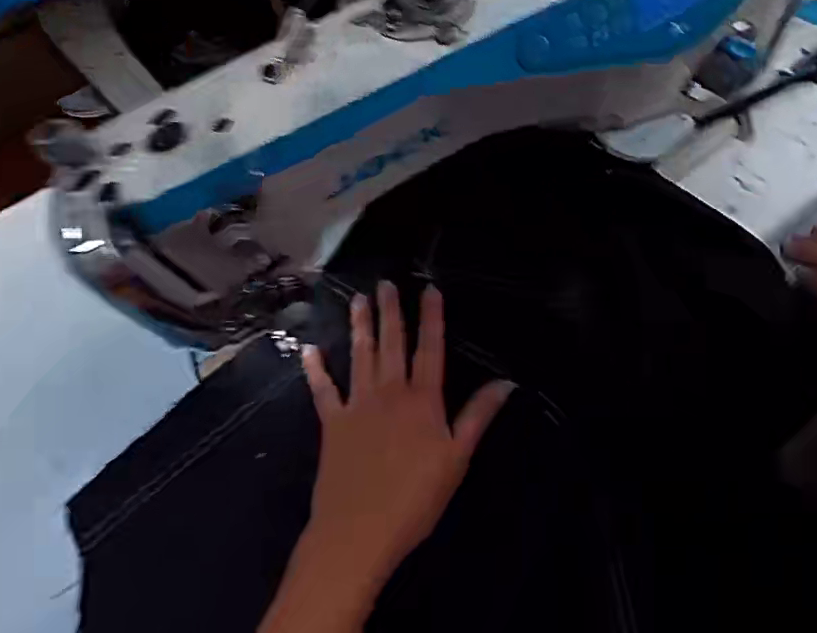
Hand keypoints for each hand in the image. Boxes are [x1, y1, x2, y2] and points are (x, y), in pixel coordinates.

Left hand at [279, 283, 513, 625]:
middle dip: (391, 311)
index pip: (430, 348)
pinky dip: (316, 370)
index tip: (430, 288)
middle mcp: (390, 392)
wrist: (356, 534)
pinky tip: (309, 350)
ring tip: (357, 299)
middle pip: (392, 343)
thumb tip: (507, 381)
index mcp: (423, 399)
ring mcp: (357, 406)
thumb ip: (479, 415)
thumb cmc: (415, 497)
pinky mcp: (332, 425)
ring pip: (360, 356)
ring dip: (360, 327)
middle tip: (385, 282)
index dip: (432, 317)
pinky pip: (323, 391)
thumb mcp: (457, 457)